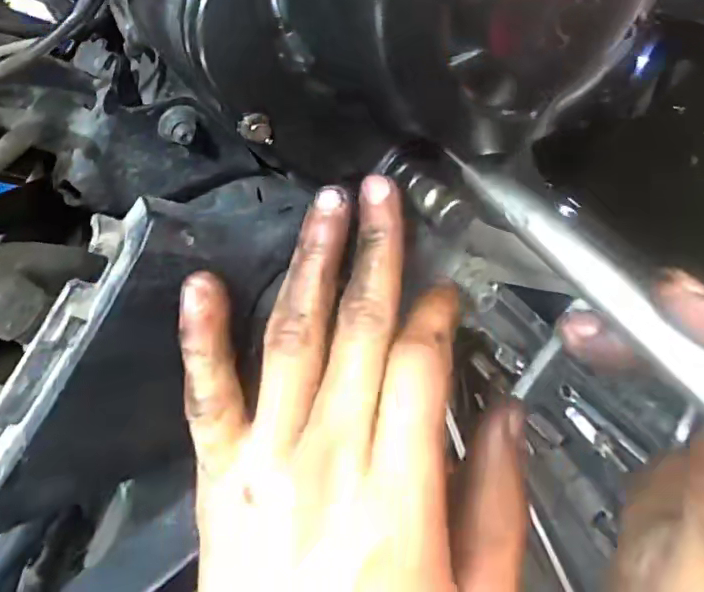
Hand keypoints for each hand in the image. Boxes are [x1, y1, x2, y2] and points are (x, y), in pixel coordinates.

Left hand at [177, 175, 529, 591]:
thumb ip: (495, 508)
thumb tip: (504, 415)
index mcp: (398, 495)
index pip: (420, 362)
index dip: (436, 312)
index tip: (445, 288)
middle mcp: (329, 460)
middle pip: (361, 326)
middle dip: (377, 250)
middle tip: (384, 195)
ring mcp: (265, 463)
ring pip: (294, 334)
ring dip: (312, 261)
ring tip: (327, 205)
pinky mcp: (218, 478)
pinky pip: (208, 395)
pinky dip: (201, 335)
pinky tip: (199, 283)